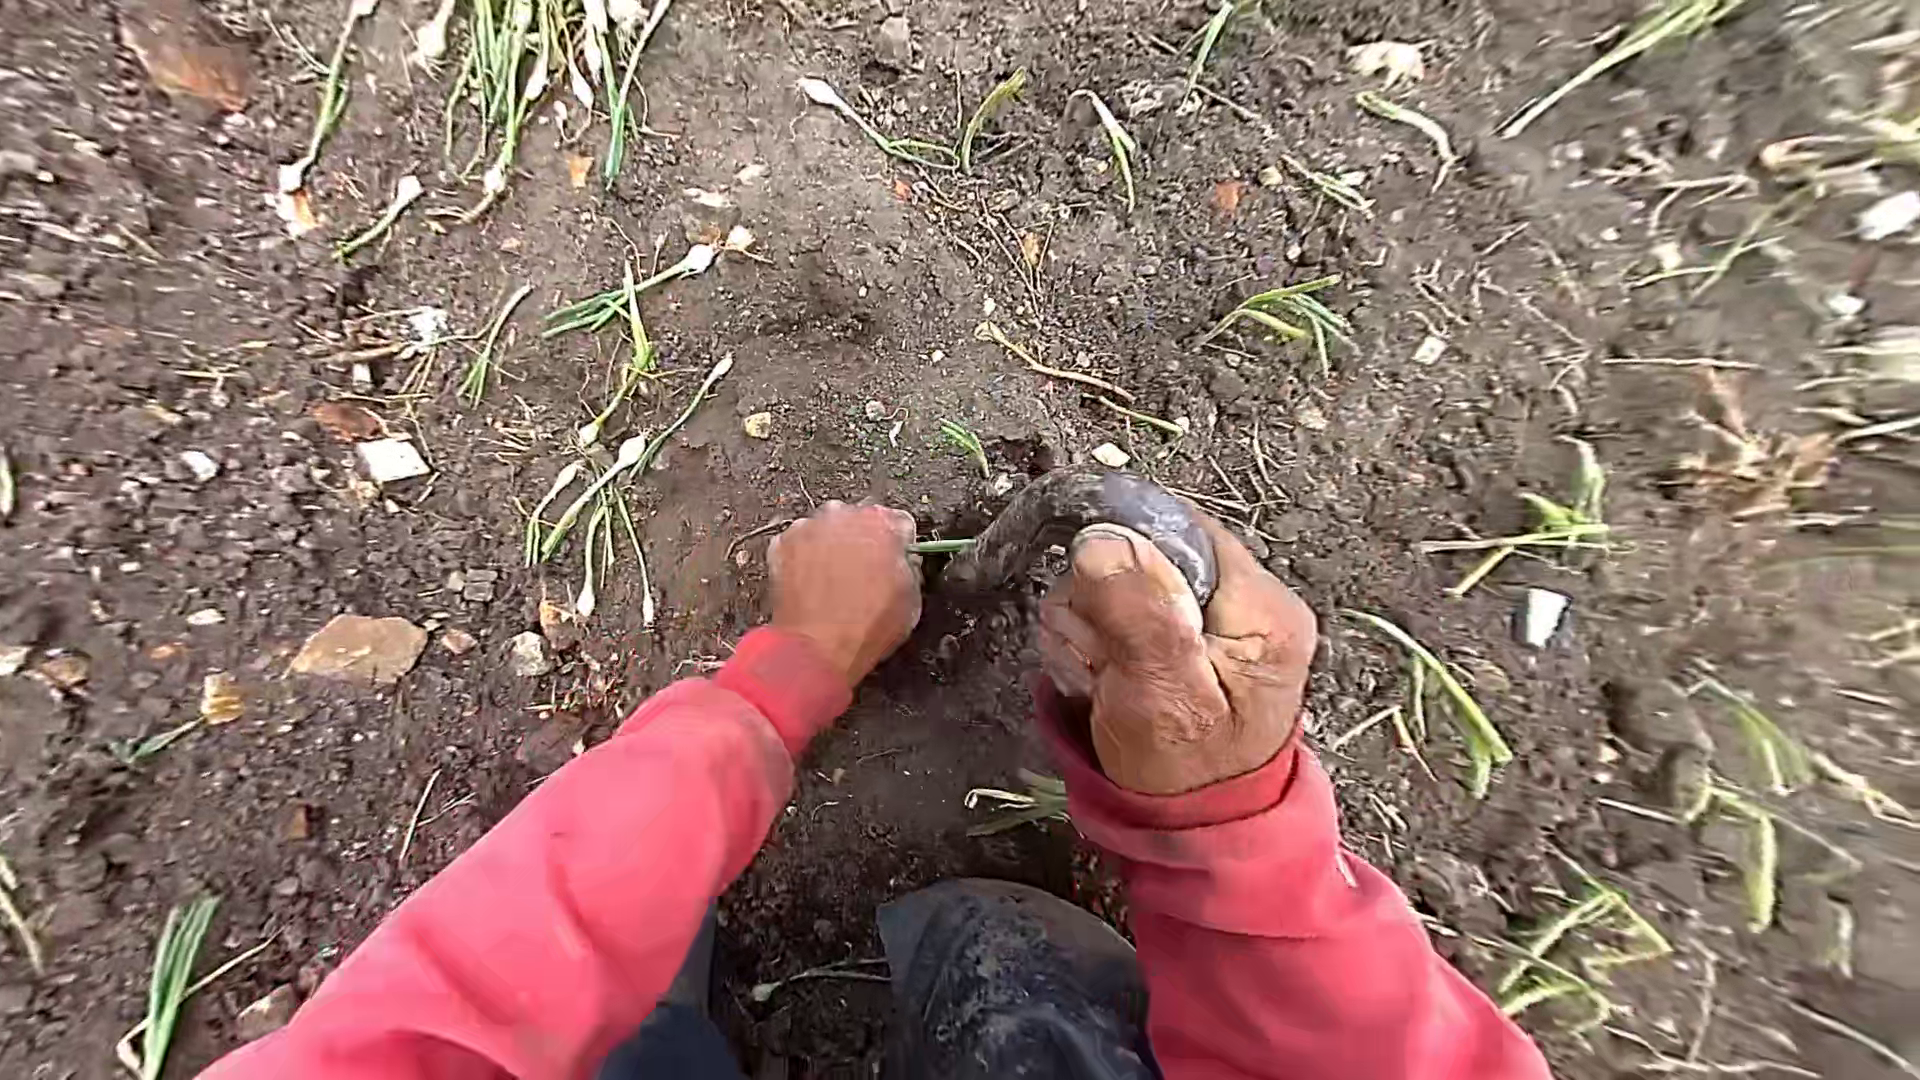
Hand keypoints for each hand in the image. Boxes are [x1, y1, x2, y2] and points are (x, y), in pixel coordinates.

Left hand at [768, 501, 922, 687]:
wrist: (817, 650)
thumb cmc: (864, 628)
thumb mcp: (911, 600)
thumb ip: (909, 567)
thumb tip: (903, 563)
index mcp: (882, 523)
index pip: (898, 521)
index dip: (899, 544)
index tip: (896, 559)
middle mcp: (843, 515)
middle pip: (859, 520)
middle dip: (864, 541)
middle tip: (866, 573)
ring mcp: (809, 528)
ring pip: (828, 529)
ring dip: (833, 547)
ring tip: (836, 581)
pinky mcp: (782, 546)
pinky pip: (800, 544)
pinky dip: (806, 558)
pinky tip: (814, 583)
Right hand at [1038, 514, 1316, 793]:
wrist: (1185, 826)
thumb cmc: (1183, 769)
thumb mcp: (1162, 694)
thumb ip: (1137, 614)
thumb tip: (1100, 539)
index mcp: (1258, 606)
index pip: (1180, 529)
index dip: (1126, 554)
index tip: (1099, 601)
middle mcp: (1234, 600)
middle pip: (1139, 554)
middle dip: (1099, 603)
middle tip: (1105, 659)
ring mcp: (1197, 617)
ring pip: (1110, 581)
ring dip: (1086, 627)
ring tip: (1099, 674)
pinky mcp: (1167, 633)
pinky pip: (1103, 609)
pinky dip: (1085, 640)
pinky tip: (1095, 674)